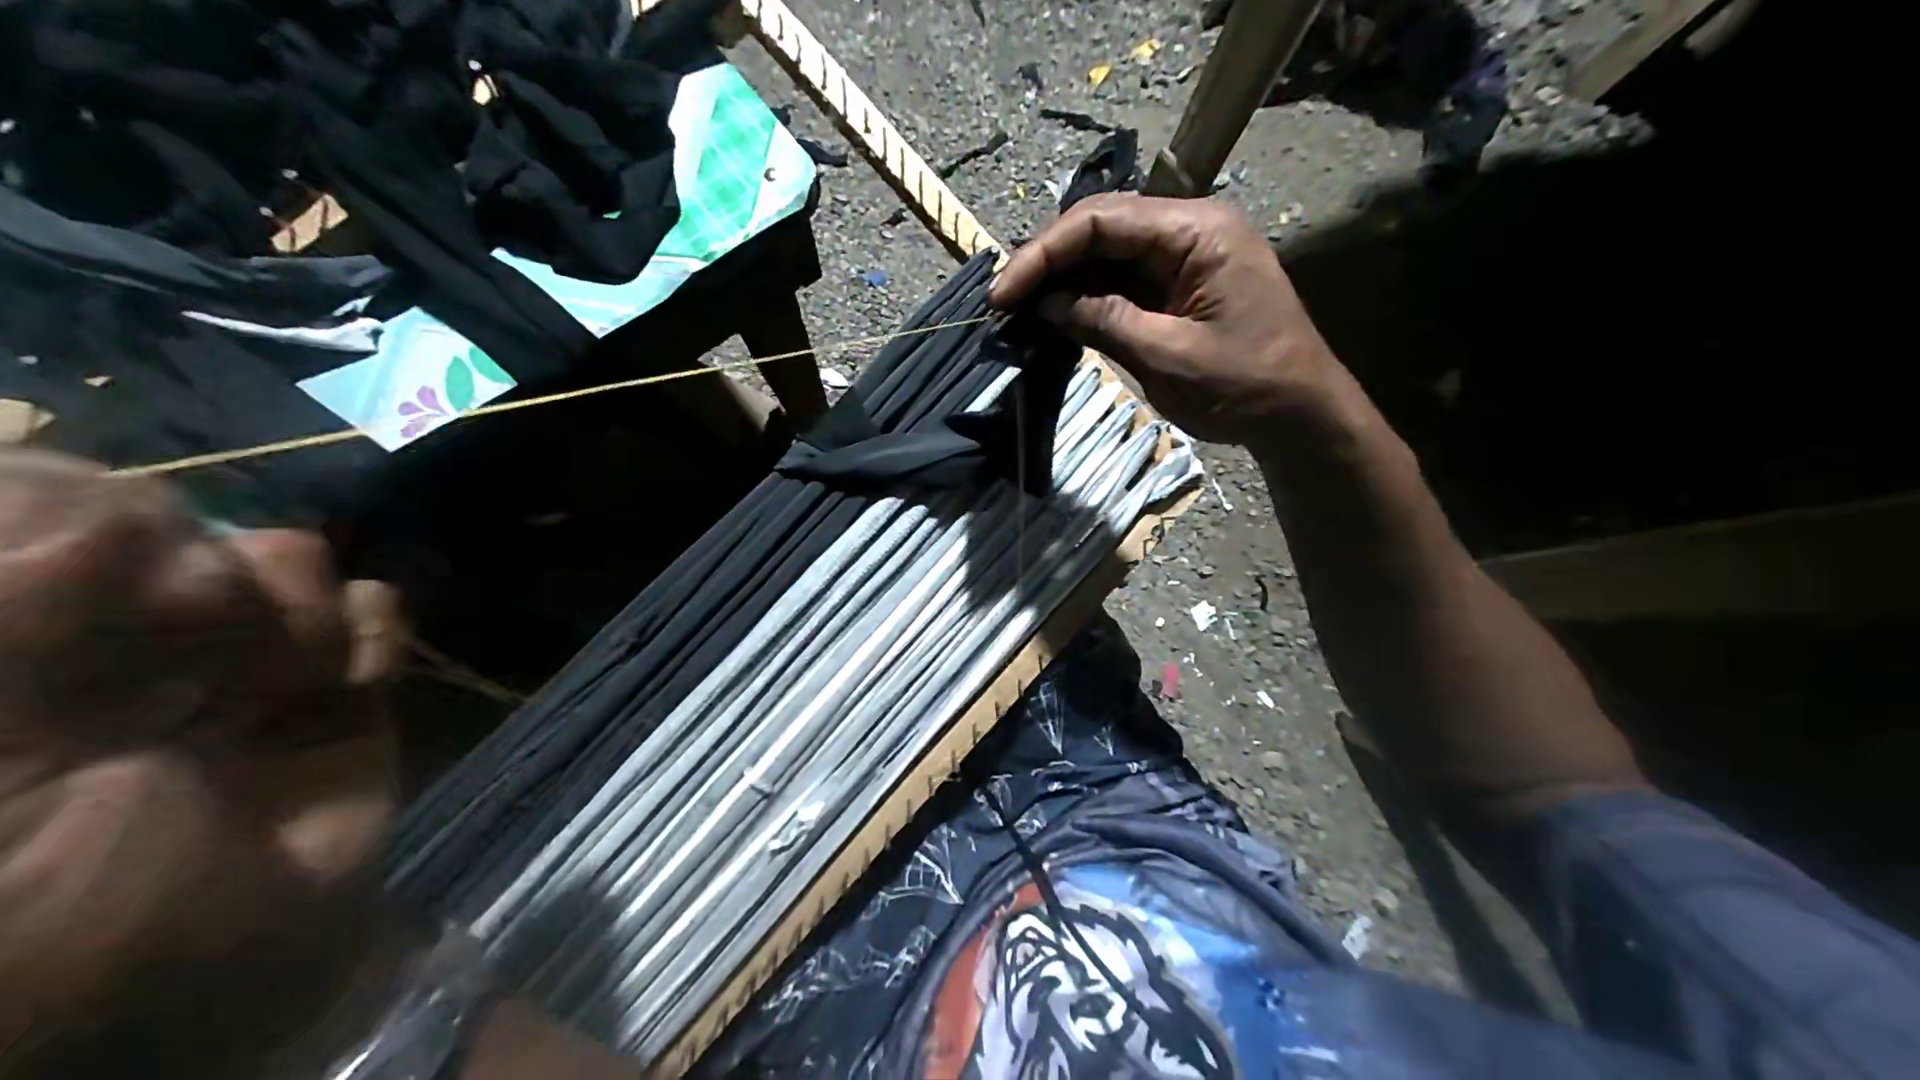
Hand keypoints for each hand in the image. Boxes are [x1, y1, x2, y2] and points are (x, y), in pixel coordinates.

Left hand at [0, 452, 406, 1076]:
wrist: (207, 1005)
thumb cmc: (44, 911)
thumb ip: (19, 617)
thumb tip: (130, 513)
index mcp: (15, 653)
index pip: (44, 507)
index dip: (79, 506)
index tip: (116, 562)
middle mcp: (107, 646)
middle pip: (180, 527)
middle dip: (205, 574)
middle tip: (198, 632)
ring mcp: (230, 670)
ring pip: (284, 561)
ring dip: (293, 609)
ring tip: (277, 682)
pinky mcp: (331, 694)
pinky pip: (372, 614)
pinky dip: (370, 631)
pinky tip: (341, 681)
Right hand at [989, 194, 1354, 448]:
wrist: (1297, 414)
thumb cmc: (1245, 385)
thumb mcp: (1168, 356)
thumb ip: (1104, 321)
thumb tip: (1045, 304)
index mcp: (1196, 231)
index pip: (1103, 220)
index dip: (1045, 252)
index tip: (1003, 291)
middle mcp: (1186, 231)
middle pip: (1099, 230)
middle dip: (1046, 264)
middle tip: (1002, 302)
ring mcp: (1180, 260)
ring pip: (1103, 257)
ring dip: (1059, 283)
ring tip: (1016, 313)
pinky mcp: (1172, 288)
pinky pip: (1117, 284)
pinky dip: (1082, 302)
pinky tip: (1050, 319)